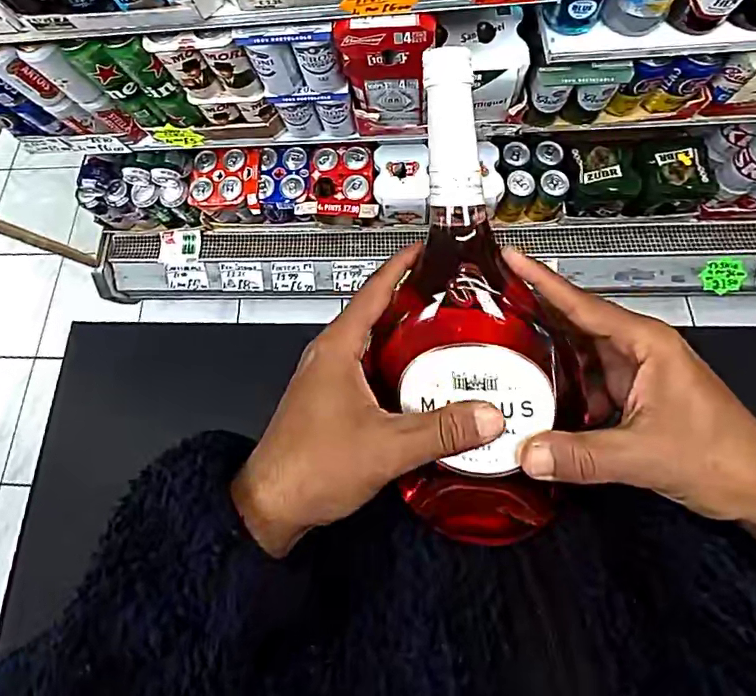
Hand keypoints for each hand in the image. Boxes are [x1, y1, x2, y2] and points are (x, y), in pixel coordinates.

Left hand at [231, 244, 505, 557]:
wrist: (270, 507)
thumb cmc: (306, 469)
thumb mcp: (386, 446)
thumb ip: (441, 430)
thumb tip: (485, 416)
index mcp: (338, 347)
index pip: (375, 288)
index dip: (404, 264)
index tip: (429, 248)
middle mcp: (333, 354)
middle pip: (381, 311)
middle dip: (418, 300)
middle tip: (454, 296)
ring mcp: (333, 376)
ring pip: (379, 341)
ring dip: (411, 335)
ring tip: (449, 335)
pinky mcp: (336, 398)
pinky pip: (375, 366)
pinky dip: (401, 364)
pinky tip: (426, 381)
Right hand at [506, 250, 755, 550]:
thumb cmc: (723, 457)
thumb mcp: (644, 455)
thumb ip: (581, 456)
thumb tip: (529, 452)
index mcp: (648, 342)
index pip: (584, 304)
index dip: (543, 280)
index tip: (513, 257)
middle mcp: (642, 348)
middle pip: (578, 322)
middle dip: (538, 311)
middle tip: (495, 300)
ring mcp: (639, 371)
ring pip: (583, 354)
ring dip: (550, 355)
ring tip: (508, 348)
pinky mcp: (638, 394)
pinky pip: (592, 381)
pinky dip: (567, 387)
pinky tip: (543, 395)